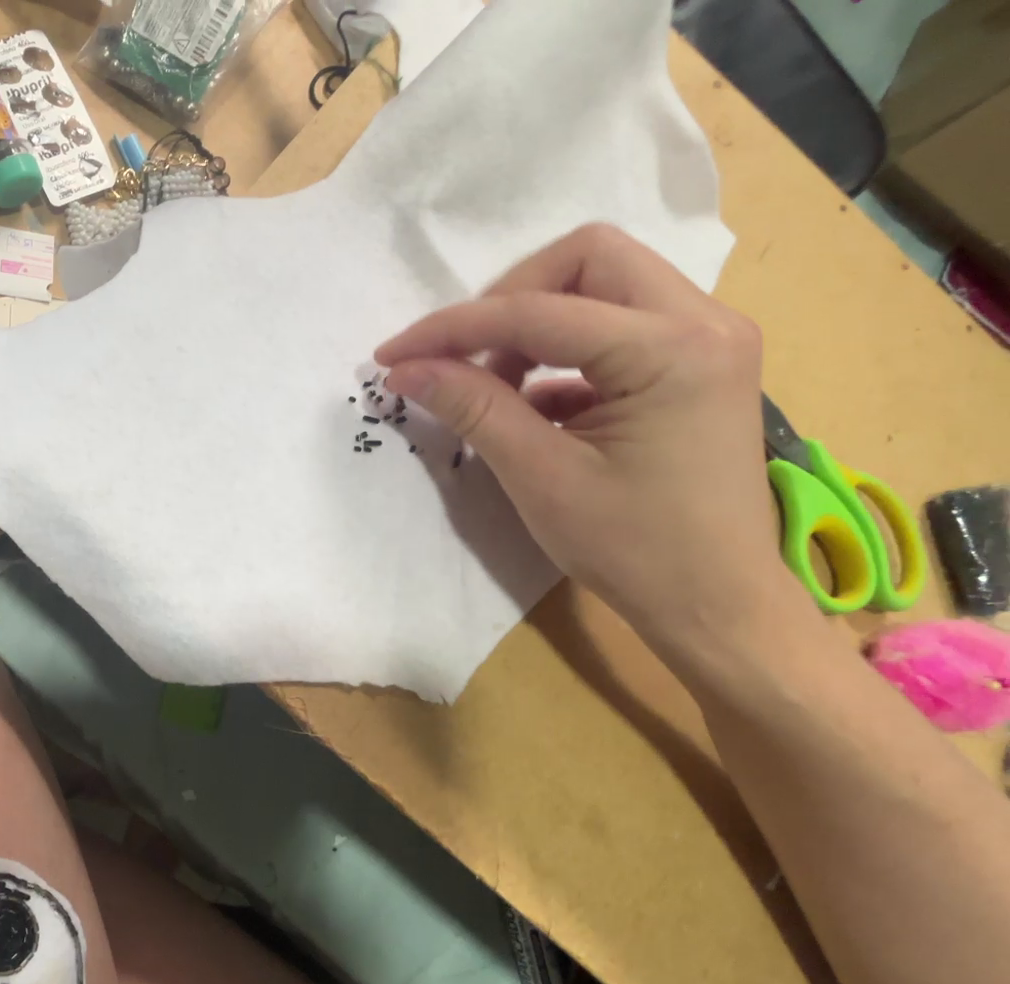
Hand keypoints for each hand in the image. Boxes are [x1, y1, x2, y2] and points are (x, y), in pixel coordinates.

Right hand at [376, 225, 801, 649]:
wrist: (715, 601)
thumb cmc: (633, 547)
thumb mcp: (540, 476)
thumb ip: (474, 408)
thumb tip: (405, 369)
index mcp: (673, 350)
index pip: (538, 310)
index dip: (453, 328)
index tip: (392, 355)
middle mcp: (704, 323)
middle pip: (587, 258)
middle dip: (508, 299)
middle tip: (461, 356)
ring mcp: (707, 339)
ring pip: (602, 283)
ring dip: (533, 323)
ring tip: (492, 386)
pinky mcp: (695, 362)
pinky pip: (616, 323)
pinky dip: (561, 351)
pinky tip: (531, 405)